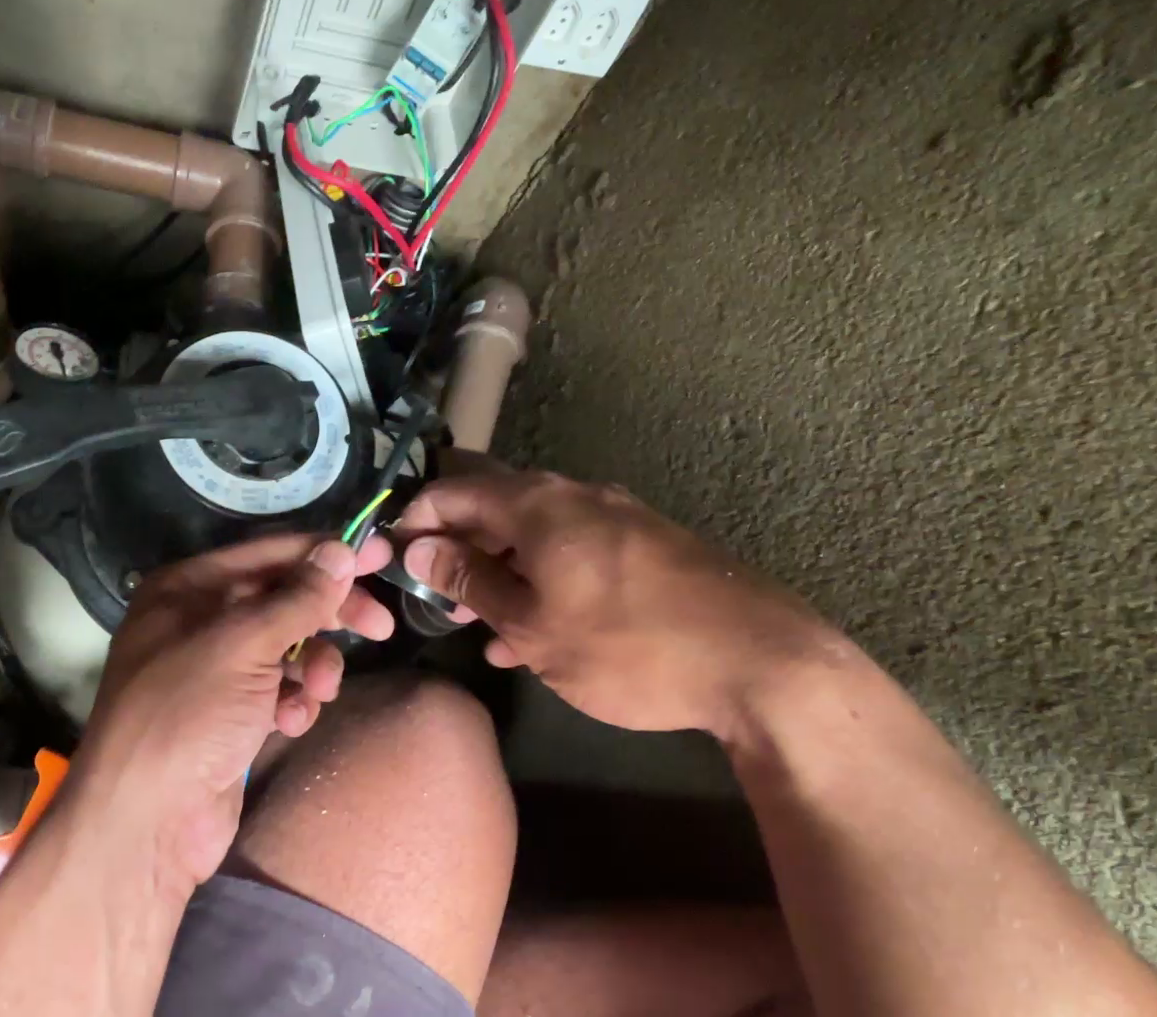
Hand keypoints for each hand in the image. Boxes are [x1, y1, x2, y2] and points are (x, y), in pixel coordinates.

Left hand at [72, 533, 392, 893]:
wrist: (146, 821)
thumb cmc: (186, 714)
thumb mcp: (242, 645)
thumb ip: (297, 598)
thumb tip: (339, 550)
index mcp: (187, 588)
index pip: (269, 554)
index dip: (325, 553)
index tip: (379, 556)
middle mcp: (198, 621)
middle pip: (283, 600)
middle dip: (329, 614)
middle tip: (380, 626)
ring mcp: (214, 671)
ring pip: (287, 648)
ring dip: (312, 666)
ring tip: (318, 690)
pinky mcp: (230, 715)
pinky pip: (278, 691)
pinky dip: (292, 702)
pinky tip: (289, 723)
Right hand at [396, 471, 852, 738]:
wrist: (763, 664)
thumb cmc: (629, 646)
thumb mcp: (533, 625)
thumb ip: (471, 582)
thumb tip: (420, 549)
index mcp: (538, 505)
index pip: (452, 491)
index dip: (414, 521)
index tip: (393, 560)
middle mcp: (576, 497)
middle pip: (494, 507)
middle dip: (457, 548)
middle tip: (435, 595)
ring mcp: (617, 519)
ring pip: (535, 534)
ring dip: (499, 570)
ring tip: (478, 621)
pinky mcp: (648, 548)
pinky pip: (574, 553)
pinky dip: (542, 581)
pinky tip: (534, 634)